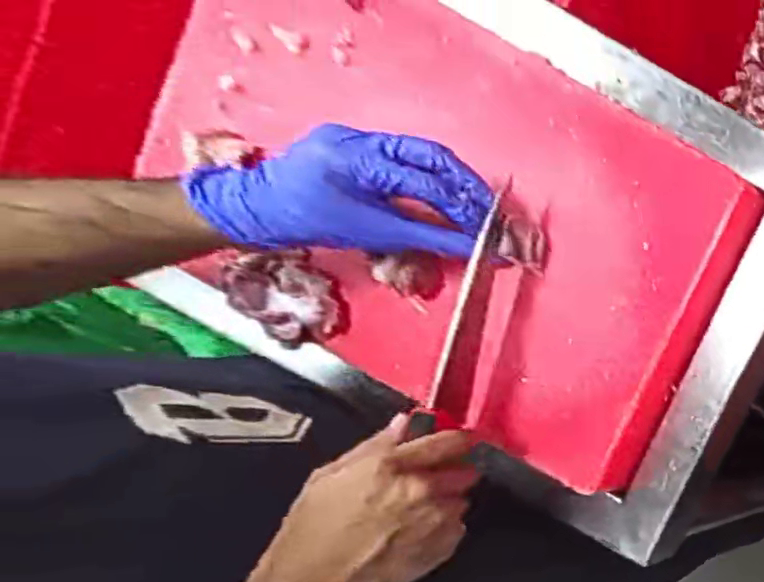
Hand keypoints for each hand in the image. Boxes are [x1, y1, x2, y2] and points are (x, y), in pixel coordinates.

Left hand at [183, 123, 493, 255]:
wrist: (259, 206)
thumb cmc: (314, 222)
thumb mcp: (379, 234)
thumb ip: (436, 240)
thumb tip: (484, 252)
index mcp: (357, 158)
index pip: (429, 184)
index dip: (467, 212)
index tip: (492, 234)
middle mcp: (359, 139)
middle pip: (433, 155)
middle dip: (469, 186)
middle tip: (494, 215)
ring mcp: (358, 137)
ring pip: (425, 153)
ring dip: (457, 181)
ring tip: (480, 209)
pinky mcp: (359, 146)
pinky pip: (410, 159)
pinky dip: (437, 179)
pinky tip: (451, 199)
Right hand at [241, 415, 478, 581]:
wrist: (324, 579)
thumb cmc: (316, 525)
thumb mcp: (330, 477)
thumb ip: (374, 447)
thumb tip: (404, 422)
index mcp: (391, 467)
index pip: (444, 443)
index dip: (457, 439)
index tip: (464, 438)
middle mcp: (425, 488)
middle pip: (464, 471)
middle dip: (455, 473)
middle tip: (433, 481)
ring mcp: (442, 516)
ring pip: (461, 500)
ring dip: (447, 502)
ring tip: (415, 514)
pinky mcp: (451, 540)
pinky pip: (457, 525)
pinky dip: (445, 526)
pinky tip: (416, 534)